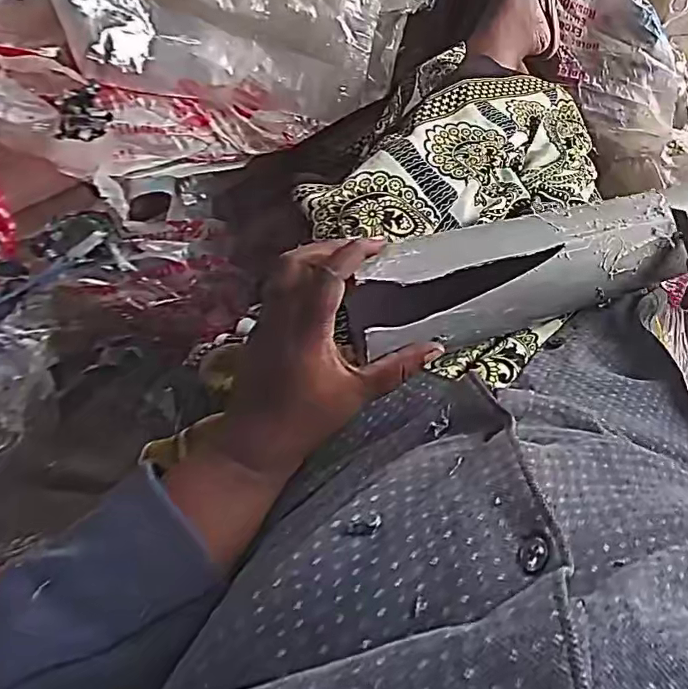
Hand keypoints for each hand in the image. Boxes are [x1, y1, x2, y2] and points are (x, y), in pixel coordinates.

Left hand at [213, 238, 440, 482]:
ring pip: (282, 269)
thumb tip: (434, 349)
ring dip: (313, 257)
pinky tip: (321, 290)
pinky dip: (300, 274)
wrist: (253, 445)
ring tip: (343, 263)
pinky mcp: (259, 327)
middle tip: (362, 249)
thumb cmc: (306, 421)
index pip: (328, 274)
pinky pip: (277, 285)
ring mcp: (265, 319)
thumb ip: (397, 368)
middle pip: (299, 260)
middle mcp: (282, 314)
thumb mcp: (357, 394)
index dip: (353, 252)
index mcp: (308, 328)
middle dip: (331, 246)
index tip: (378, 243)